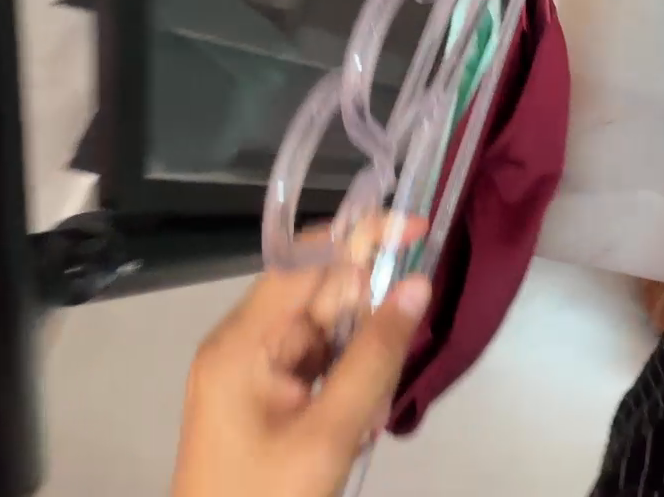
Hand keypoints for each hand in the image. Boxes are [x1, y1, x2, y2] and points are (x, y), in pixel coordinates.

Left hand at [172, 260, 429, 496]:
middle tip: (394, 361)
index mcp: (245, 340)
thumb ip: (376, 354)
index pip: (309, 258)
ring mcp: (256, 366)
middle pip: (324, 292)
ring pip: (331, 325)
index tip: (417, 230)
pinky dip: (352, 376)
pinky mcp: (268, 389)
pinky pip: (324, 356)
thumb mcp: (330, 433)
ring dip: (364, 355)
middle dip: (369, 316)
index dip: (364, 235)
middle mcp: (246, 340)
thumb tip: (419, 281)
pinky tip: (359, 418)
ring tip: (368, 415)